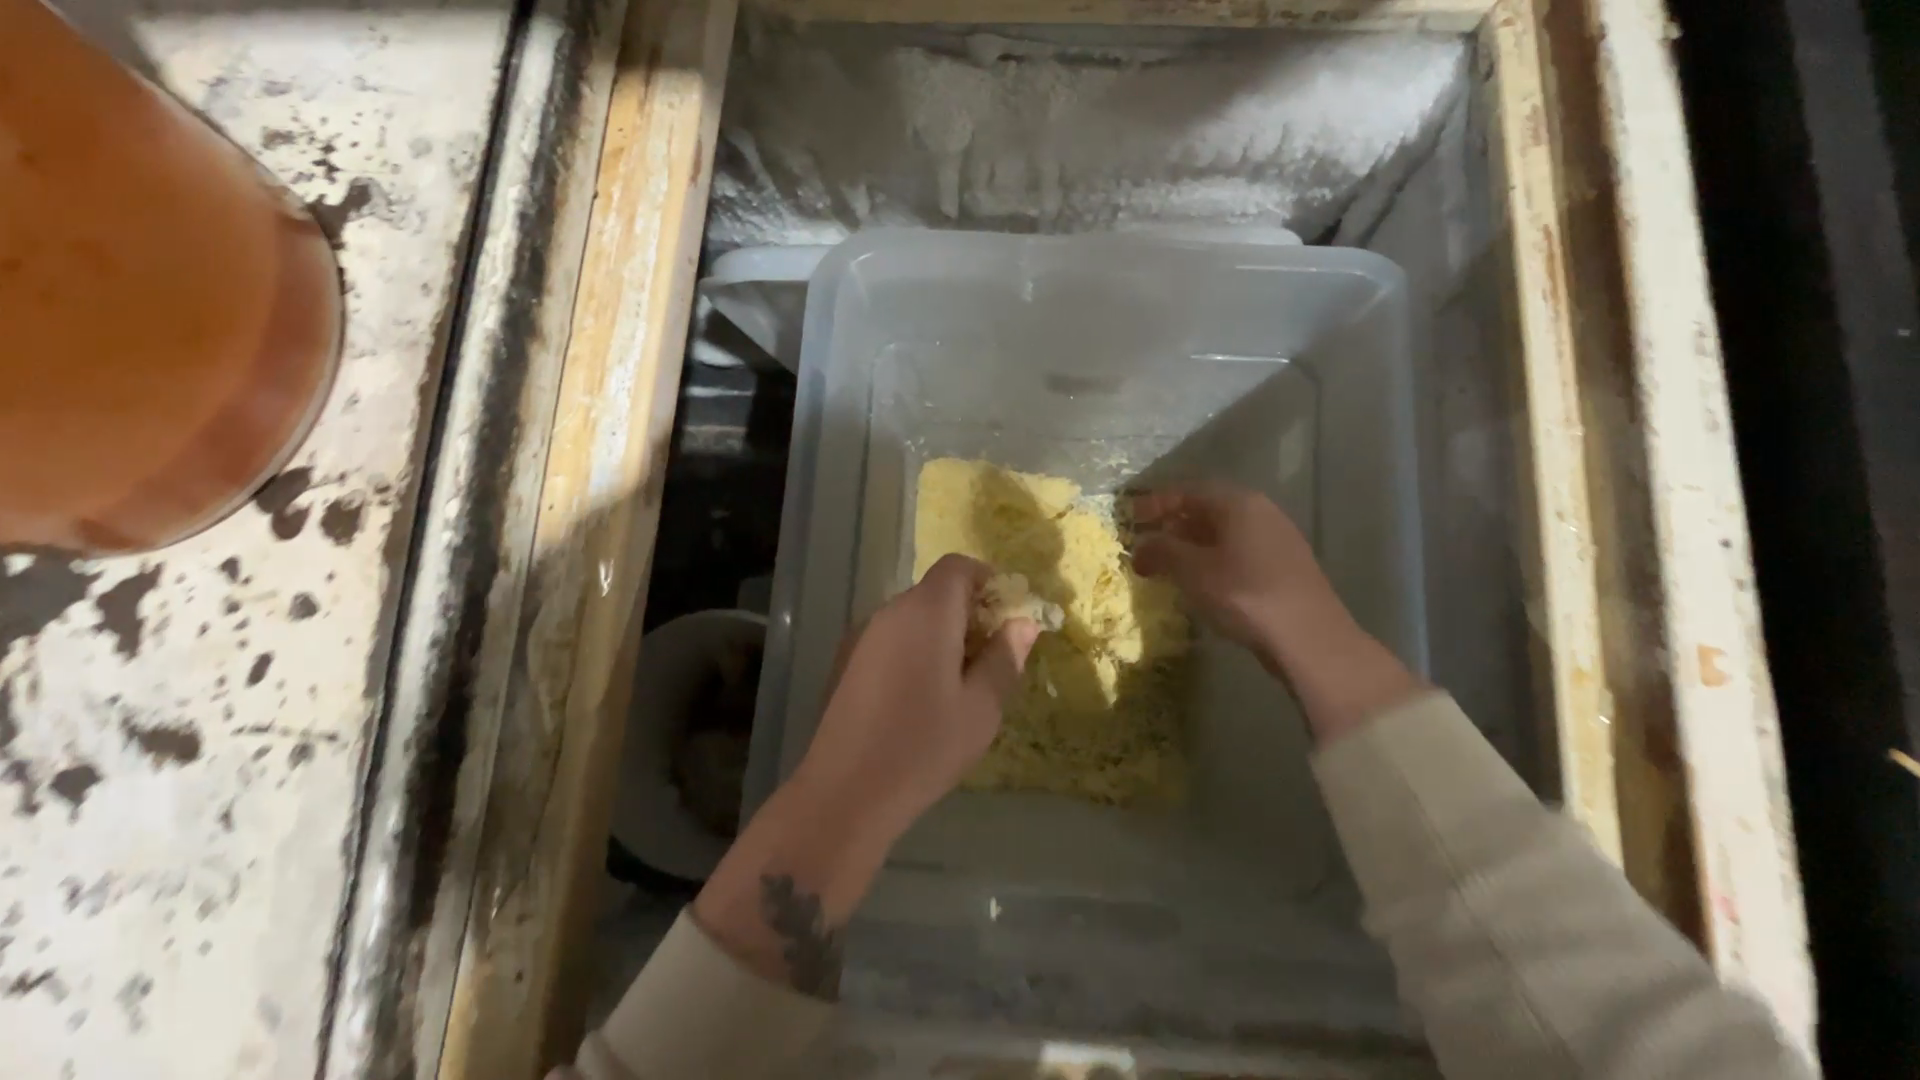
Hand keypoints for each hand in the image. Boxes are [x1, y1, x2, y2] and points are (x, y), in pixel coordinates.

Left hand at [690, 554, 1039, 999]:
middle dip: (968, 612)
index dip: (988, 580)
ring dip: (941, 634)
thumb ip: (1004, 658)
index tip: (1008, 616)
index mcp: (925, 612)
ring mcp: (860, 637)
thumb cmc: (923, 747)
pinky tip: (920, 698)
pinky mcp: (844, 663)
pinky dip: (914, 651)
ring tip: (959, 684)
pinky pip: (890, 640)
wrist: (844, 792)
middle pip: (934, 591)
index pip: (958, 567)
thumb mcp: (981, 708)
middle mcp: (888, 612)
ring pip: (911, 618)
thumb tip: (1023, 623)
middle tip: (992, 657)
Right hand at [1130, 484, 1346, 668]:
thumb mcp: (1194, 572)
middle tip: (1147, 544)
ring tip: (1169, 566)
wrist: (1309, 638)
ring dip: (1193, 545)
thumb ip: (1162, 551)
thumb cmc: (1245, 595)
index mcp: (1239, 503)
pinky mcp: (1285, 567)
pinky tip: (1203, 583)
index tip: (1130, 519)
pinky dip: (1214, 560)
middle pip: (1208, 509)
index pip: (1188, 491)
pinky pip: (1239, 552)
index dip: (1156, 503)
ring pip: (1225, 533)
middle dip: (1174, 525)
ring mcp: (1277, 539)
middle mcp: (1262, 512)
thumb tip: (1141, 546)